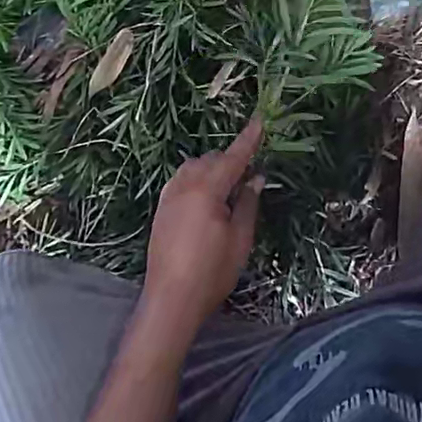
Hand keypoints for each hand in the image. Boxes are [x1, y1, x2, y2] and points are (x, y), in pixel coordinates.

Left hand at [139, 117, 264, 337]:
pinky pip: (181, 180)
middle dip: (231, 160)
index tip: (260, 120)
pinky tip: (205, 198)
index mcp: (207, 189)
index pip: (233, 157)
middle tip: (250, 178)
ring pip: (194, 167)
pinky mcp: (161, 210)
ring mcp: (169, 197)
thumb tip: (255, 178)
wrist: (170, 301)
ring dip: (212, 169)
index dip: (249, 139)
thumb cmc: (212, 271)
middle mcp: (185, 185)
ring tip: (228, 189)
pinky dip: (196, 179)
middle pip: (212, 159)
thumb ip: (248, 203)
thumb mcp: (240, 238)